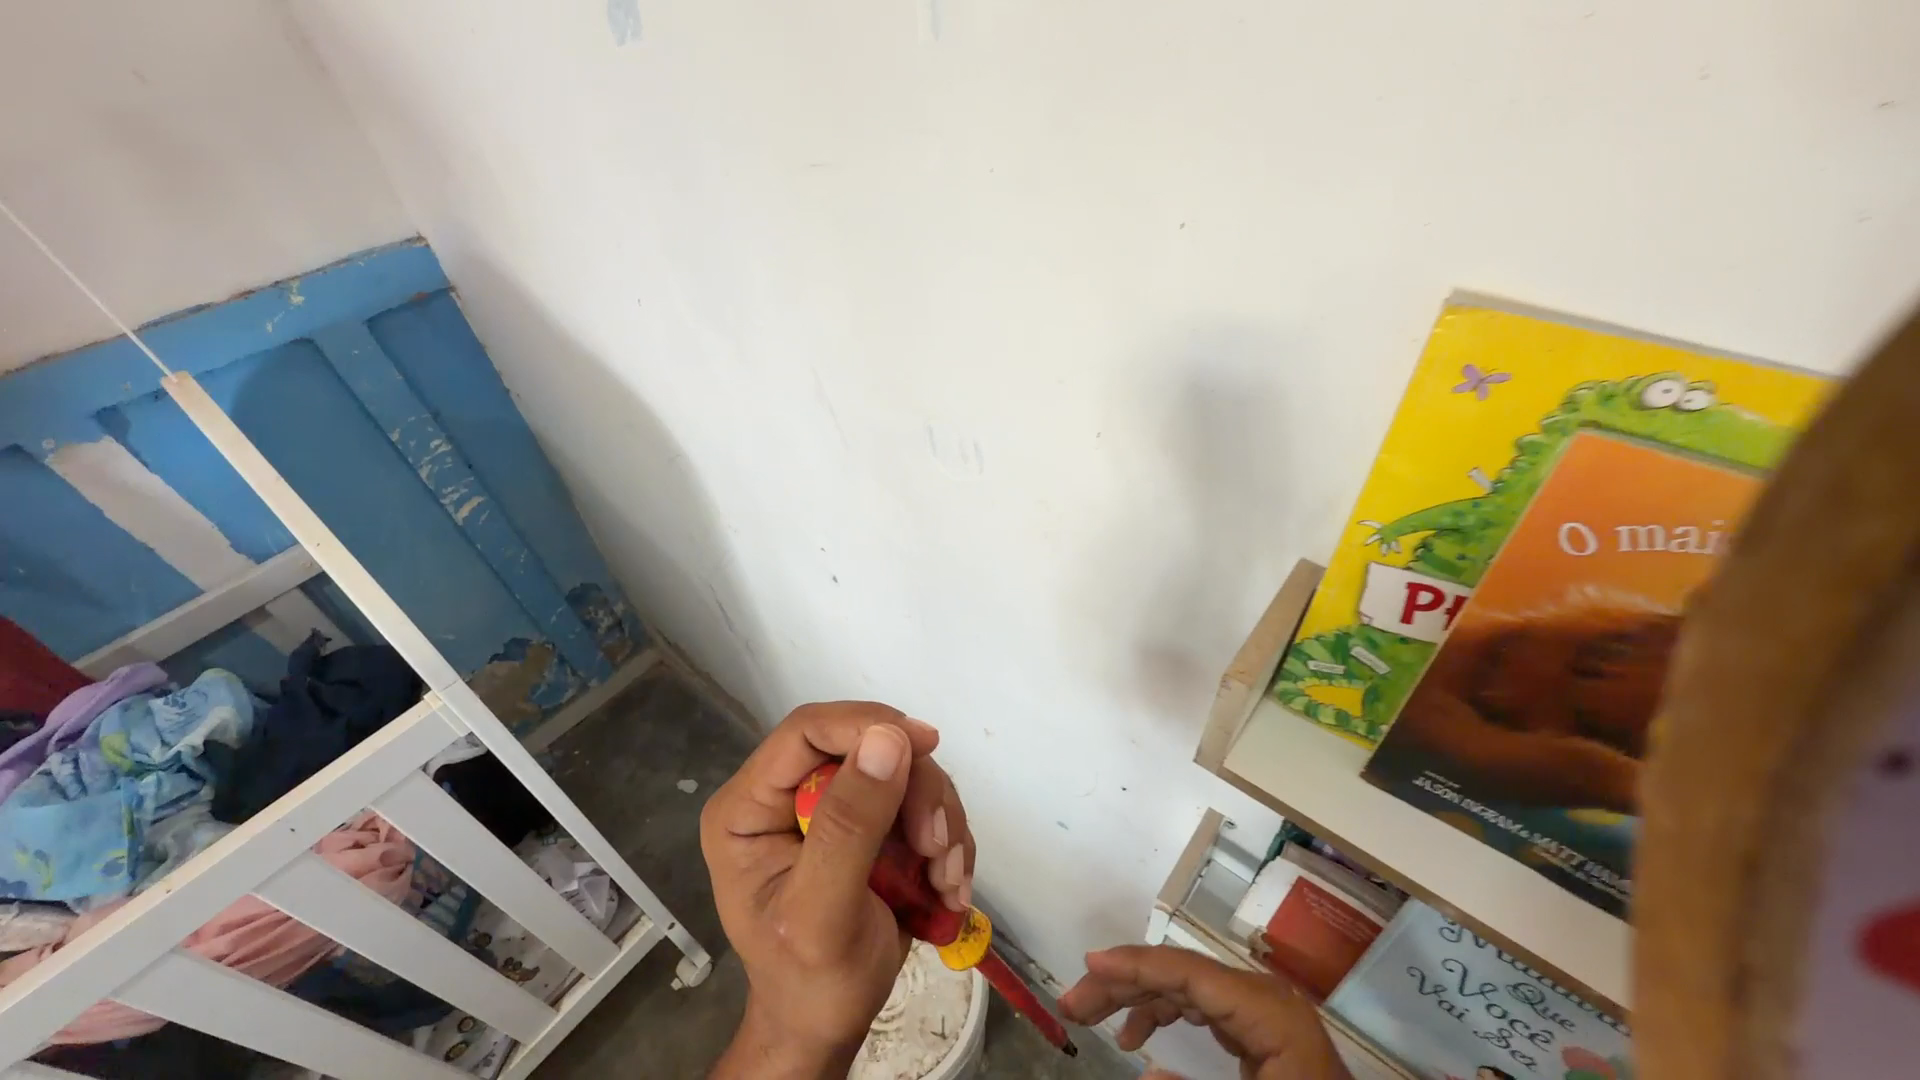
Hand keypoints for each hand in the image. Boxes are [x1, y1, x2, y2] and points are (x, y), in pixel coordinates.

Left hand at [701, 702, 974, 1078]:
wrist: (828, 1025)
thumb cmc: (810, 983)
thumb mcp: (822, 913)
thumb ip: (849, 827)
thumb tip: (888, 739)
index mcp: (750, 807)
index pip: (806, 731)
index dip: (866, 723)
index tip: (925, 744)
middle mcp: (789, 795)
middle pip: (867, 747)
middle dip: (915, 793)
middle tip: (937, 847)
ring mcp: (834, 807)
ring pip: (904, 772)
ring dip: (938, 822)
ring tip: (946, 880)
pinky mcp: (872, 825)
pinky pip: (923, 804)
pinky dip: (946, 840)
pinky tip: (947, 885)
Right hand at [1059, 946, 1352, 1079]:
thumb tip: (1144, 1070)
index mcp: (1267, 1010)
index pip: (1188, 972)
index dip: (1135, 965)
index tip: (1089, 963)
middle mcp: (1261, 997)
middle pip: (1178, 975)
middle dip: (1122, 985)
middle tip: (1072, 1004)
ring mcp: (1258, 1011)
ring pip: (1182, 989)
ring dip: (1134, 999)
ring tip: (1089, 1016)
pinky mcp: (1255, 1029)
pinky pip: (1198, 1008)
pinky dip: (1160, 1014)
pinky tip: (1134, 1037)